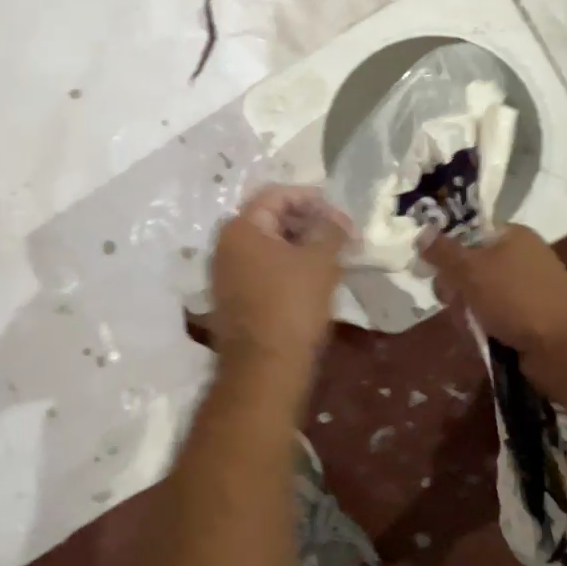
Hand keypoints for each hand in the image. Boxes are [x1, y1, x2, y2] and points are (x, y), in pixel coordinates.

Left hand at [208, 185, 350, 368]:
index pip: (277, 195)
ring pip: (268, 246)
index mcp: (240, 227)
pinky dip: (288, 267)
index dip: (312, 198)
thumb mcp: (320, 261)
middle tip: (341, 235)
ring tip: (333, 257)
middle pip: (271, 219)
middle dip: (308, 222)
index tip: (341, 213)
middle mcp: (225, 245)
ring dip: (301, 246)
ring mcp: (225, 274)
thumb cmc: (292, 306)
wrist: (264, 371)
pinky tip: (314, 280)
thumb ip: (331, 229)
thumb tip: (338, 218)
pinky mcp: (232, 300)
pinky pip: (263, 269)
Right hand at [421, 224, 566, 355]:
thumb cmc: (516, 298)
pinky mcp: (529, 317)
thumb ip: (443, 251)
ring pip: (479, 294)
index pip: (468, 232)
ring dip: (467, 310)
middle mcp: (521, 257)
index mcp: (512, 235)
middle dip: (456, 287)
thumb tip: (422, 231)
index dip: (447, 248)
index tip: (431, 268)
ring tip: (471, 326)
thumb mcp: (471, 270)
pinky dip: (484, 325)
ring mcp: (526, 288)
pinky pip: (494, 315)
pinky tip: (482, 337)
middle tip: (454, 301)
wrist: (564, 348)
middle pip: (470, 265)